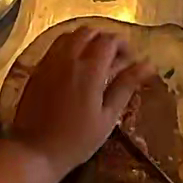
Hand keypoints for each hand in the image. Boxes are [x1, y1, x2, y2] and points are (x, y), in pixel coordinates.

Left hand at [9, 28, 148, 173]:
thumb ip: (126, 86)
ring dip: (85, 39)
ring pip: (69, 35)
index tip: (130, 60)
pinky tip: (74, 66)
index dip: (123, 45)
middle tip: (114, 58)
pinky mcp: (37, 70)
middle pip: (88, 32)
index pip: (109, 40)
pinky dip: (69, 46)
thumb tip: (148, 65)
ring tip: (94, 59)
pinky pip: (55, 46)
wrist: (34, 151)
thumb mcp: (108, 116)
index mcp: (89, 69)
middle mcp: (68, 58)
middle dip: (104, 39)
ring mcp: (49, 62)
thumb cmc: (77, 139)